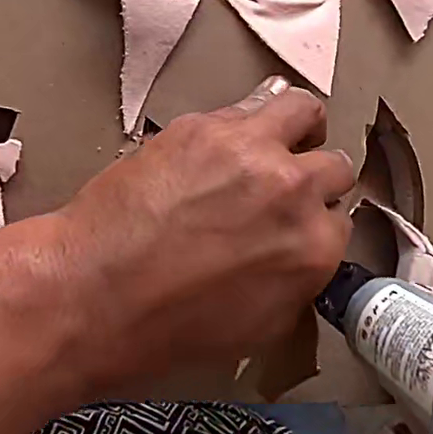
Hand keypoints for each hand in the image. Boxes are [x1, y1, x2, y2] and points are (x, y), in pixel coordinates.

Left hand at [50, 76, 355, 390]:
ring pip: (303, 109)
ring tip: (274, 139)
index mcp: (314, 248)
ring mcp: (250, 149)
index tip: (294, 222)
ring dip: (298, 126)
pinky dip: (244, 121)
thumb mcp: (258, 327)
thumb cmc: (166, 324)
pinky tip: (222, 143)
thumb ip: (297, 282)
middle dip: (313, 179)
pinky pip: (246, 106)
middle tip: (282, 187)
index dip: (314, 223)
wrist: (93, 292)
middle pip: (333, 164)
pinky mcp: (205, 125)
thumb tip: (299, 255)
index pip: (340, 220)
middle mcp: (294, 190)